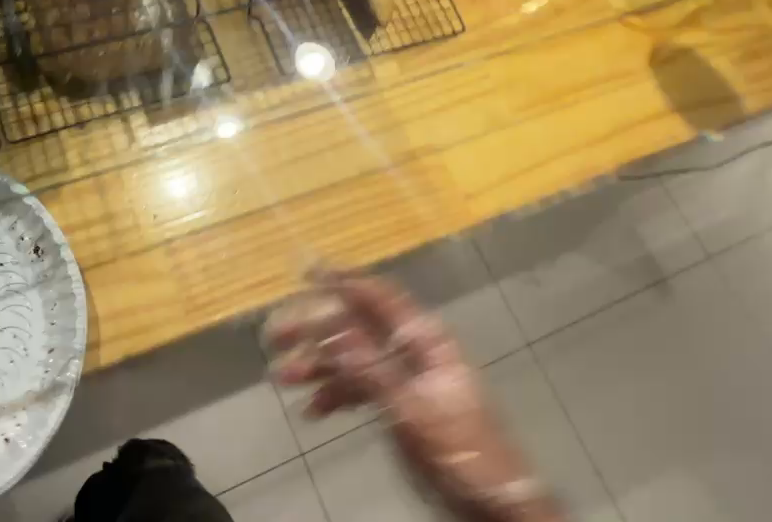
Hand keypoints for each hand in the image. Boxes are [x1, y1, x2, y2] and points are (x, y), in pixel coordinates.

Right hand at [264, 271, 562, 521]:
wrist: (496, 504)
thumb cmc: (461, 451)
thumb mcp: (412, 409)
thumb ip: (372, 368)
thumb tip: (333, 327)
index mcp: (425, 340)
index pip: (379, 297)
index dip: (343, 281)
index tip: (304, 273)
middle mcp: (412, 350)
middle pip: (357, 326)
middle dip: (315, 330)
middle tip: (275, 335)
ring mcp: (405, 377)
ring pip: (352, 357)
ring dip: (318, 365)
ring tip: (283, 377)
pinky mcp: (400, 403)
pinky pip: (359, 387)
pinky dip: (335, 395)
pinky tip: (313, 409)